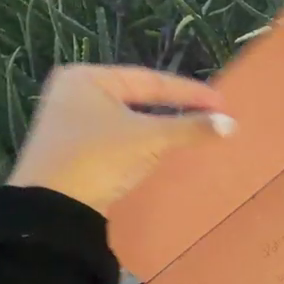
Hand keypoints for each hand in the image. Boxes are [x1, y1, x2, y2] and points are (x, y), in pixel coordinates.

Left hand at [7, 65, 232, 214]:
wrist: (52, 205)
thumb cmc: (97, 157)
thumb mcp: (149, 139)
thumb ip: (191, 128)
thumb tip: (231, 124)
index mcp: (88, 78)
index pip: (151, 80)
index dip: (190, 92)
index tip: (221, 103)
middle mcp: (76, 92)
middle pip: (139, 96)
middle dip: (176, 107)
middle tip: (209, 114)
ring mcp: (72, 121)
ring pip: (130, 117)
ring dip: (162, 125)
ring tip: (191, 130)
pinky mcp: (74, 147)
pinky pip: (119, 135)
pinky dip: (144, 139)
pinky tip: (161, 148)